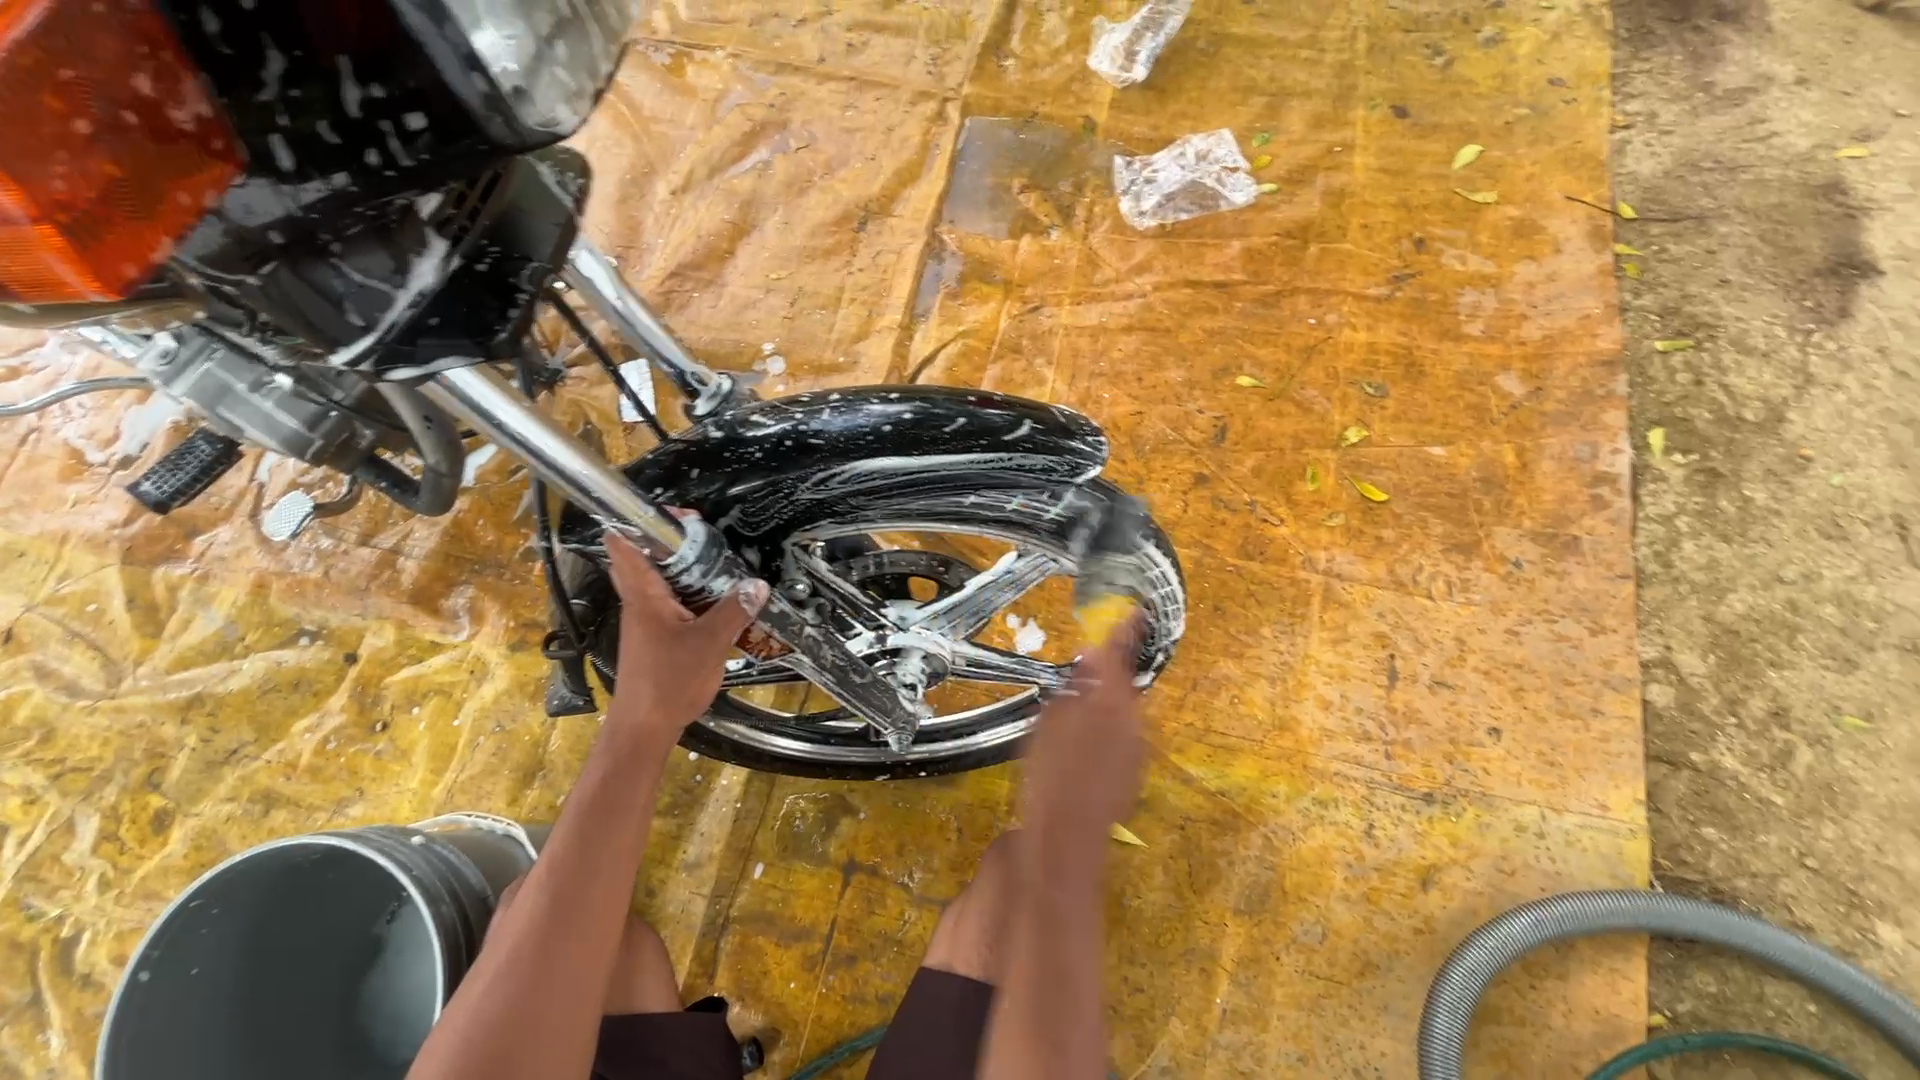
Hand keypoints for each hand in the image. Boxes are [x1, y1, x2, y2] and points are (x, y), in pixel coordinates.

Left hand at [603, 530, 768, 737]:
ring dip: (683, 567)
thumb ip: (734, 611)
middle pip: (644, 557)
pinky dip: (690, 593)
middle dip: (671, 541)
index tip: (678, 514)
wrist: (644, 727)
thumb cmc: (669, 681)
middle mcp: (639, 601)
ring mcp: (645, 620)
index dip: (644, 520)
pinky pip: (670, 602)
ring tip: (718, 560)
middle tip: (704, 533)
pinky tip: (717, 599)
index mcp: (643, 594)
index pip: (625, 544)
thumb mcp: (710, 643)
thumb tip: (758, 584)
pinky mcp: (655, 637)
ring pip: (659, 580)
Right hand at [1021, 619, 1146, 846]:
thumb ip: (1075, 687)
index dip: (1125, 633)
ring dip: (1108, 703)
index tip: (1135, 612)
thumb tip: (1092, 654)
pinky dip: (1107, 730)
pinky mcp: (1130, 776)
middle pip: (1125, 687)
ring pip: (1124, 714)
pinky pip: (1121, 739)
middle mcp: (1134, 723)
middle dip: (1111, 674)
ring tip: (1079, 703)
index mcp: (1112, 703)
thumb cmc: (1050, 772)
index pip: (1119, 658)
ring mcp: (1136, 752)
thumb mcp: (1052, 720)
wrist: (1065, 839)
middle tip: (1089, 664)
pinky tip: (1083, 742)